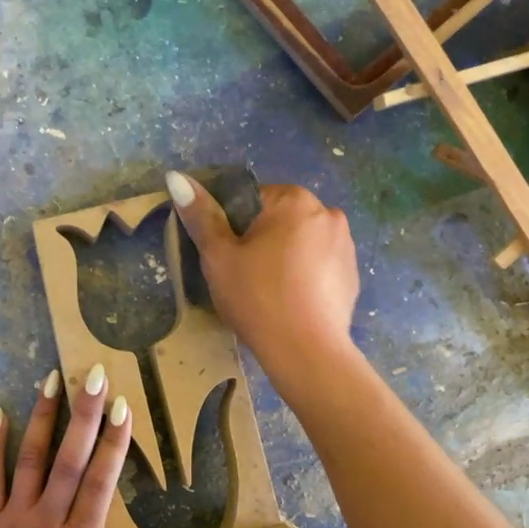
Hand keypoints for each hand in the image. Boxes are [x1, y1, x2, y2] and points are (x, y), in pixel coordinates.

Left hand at [0, 368, 203, 527]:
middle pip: (69, 459)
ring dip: (43, 418)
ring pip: (30, 460)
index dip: (113, 442)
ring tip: (51, 379)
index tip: (123, 406)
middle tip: (93, 374)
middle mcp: (49, 521)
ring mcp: (15, 519)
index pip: (101, 480)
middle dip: (84, 414)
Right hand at [166, 171, 360, 378]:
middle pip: (279, 220)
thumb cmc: (256, 297)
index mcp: (292, 200)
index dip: (233, 228)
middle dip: (261, 242)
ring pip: (301, 243)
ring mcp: (345, 244)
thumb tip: (176, 177)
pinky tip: (291, 304)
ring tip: (268, 294)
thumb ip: (201, 216)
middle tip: (244, 279)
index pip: (252, 200)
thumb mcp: (218, 257)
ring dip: (284, 258)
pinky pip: (320, 266)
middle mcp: (326, 212)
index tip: (227, 258)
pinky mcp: (352, 275)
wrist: (305, 350)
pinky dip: (305, 278)